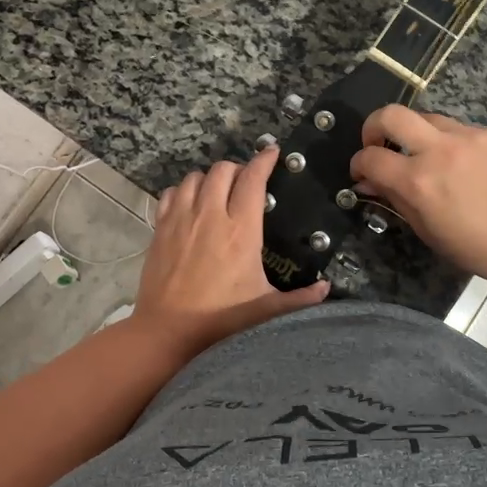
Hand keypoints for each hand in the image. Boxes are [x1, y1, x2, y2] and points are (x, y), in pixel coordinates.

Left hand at [131, 146, 329, 351]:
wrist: (167, 333)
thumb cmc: (221, 320)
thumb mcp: (266, 310)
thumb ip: (299, 299)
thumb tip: (326, 289)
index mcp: (241, 230)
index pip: (253, 179)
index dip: (264, 161)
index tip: (272, 153)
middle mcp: (211, 216)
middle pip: (223, 170)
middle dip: (237, 169)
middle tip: (245, 182)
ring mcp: (181, 219)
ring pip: (194, 177)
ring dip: (209, 178)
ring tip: (218, 191)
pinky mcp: (160, 229)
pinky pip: (170, 193)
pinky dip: (182, 191)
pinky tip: (189, 204)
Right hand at [349, 105, 486, 291]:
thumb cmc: (475, 248)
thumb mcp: (426, 231)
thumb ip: (394, 199)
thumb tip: (368, 182)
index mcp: (419, 182)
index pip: (371, 158)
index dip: (358, 164)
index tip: (362, 172)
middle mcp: (441, 150)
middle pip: (392, 114)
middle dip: (374, 126)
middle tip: (378, 144)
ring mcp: (470, 137)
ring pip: (428, 118)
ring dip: (416, 135)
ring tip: (426, 158)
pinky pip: (460, 129)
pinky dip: (451, 143)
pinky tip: (464, 166)